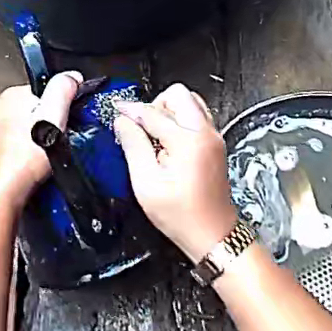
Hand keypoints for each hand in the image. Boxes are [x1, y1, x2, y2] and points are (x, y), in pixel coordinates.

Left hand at [0, 73, 82, 205]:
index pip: (44, 91)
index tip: (60, 123)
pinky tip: (26, 160)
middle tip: (50, 140)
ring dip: (33, 137)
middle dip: (45, 123)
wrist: (3, 190)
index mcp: (12, 94)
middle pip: (33, 108)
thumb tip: (71, 76)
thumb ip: (63, 89)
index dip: (58, 108)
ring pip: (23, 125)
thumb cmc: (25, 158)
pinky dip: (21, 148)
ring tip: (38, 153)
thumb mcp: (54, 116)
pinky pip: (12, 140)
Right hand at [112, 84, 236, 259]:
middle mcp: (205, 133)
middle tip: (141, 127)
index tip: (116, 111)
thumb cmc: (181, 216)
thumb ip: (134, 145)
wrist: (213, 235)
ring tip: (155, 135)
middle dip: (155, 105)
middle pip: (178, 94)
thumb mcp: (146, 183)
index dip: (130, 110)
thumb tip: (122, 121)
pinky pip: (196, 116)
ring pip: (190, 102)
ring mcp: (214, 137)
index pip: (152, 112)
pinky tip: (168, 143)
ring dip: (169, 111)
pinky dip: (180, 120)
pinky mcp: (215, 144)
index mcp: (188, 141)